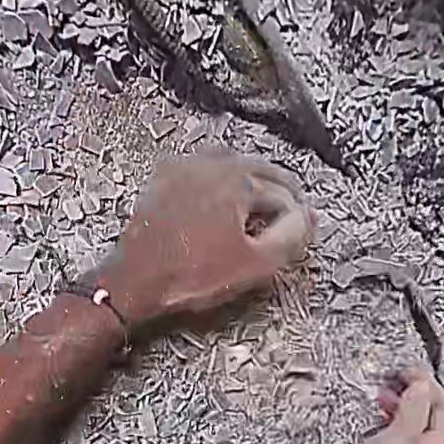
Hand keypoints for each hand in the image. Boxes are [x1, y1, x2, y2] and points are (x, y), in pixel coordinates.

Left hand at [96, 154, 312, 325]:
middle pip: (260, 171)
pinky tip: (219, 196)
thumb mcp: (255, 264)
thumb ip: (291, 237)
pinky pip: (201, 167)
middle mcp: (212, 165)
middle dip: (278, 192)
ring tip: (257, 203)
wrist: (136, 280)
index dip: (295, 216)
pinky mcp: (164, 178)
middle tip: (286, 215)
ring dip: (250, 179)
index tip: (296, 231)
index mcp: (238, 180)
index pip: (283, 194)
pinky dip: (218, 177)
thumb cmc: (189, 274)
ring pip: (232, 163)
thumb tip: (307, 218)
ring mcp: (185, 168)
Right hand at [315, 368, 443, 443]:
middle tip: (388, 380)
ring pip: (418, 423)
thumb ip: (412, 412)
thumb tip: (422, 385)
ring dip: (403, 404)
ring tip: (379, 396)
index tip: (399, 371)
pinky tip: (375, 417)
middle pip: (435, 414)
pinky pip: (404, 434)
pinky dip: (393, 419)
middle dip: (415, 392)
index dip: (425, 384)